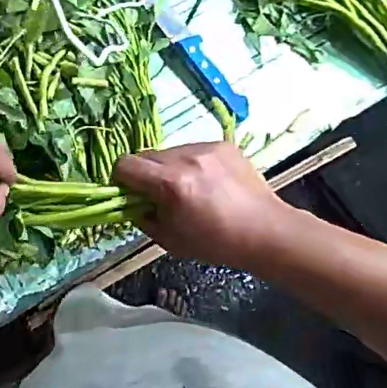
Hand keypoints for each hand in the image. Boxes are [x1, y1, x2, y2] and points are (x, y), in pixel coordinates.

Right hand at [113, 142, 299, 269]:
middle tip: (157, 195)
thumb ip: (143, 217)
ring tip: (187, 190)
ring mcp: (206, 148)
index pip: (125, 165)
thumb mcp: (169, 239)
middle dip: (144, 174)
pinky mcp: (222, 144)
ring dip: (168, 168)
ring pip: (168, 152)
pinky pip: (192, 150)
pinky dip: (191, 165)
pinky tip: (207, 183)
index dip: (121, 180)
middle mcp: (186, 158)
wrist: (265, 232)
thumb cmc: (215, 243)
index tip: (129, 193)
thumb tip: (131, 203)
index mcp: (171, 183)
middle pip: (144, 155)